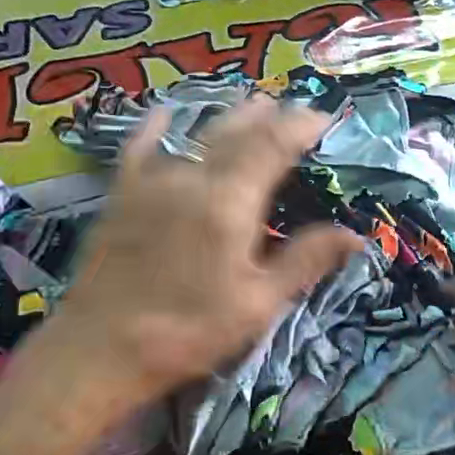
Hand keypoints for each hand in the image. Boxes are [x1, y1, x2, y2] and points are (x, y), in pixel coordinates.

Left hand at [0, 98, 363, 454]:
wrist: (99, 349)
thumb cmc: (188, 331)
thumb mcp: (258, 304)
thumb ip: (305, 261)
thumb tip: (355, 235)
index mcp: (229, 202)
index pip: (273, 144)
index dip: (302, 124)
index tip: (325, 117)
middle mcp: (191, 178)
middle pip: (235, 130)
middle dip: (270, 115)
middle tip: (295, 111)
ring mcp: (151, 181)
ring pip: (195, 132)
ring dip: (228, 115)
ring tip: (251, 104)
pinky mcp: (121, 194)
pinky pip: (141, 146)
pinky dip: (158, 126)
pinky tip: (166, 113)